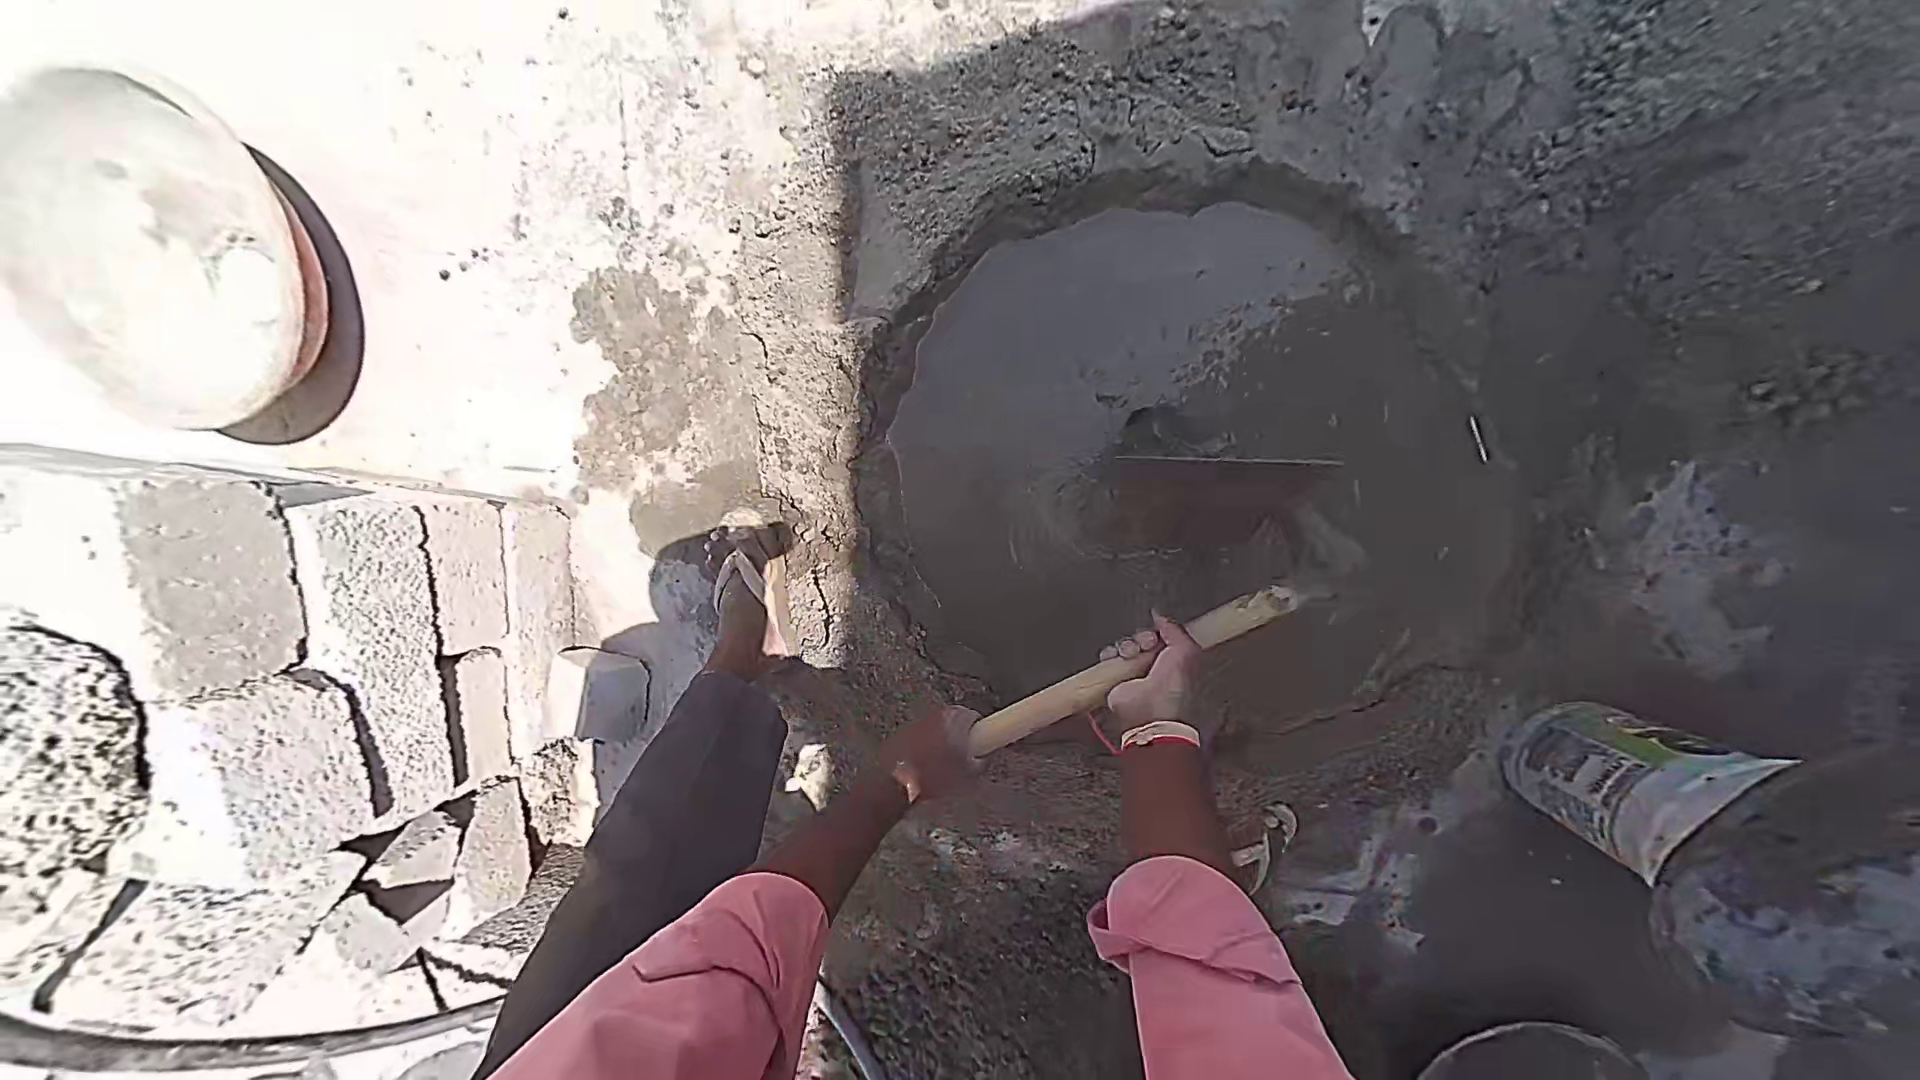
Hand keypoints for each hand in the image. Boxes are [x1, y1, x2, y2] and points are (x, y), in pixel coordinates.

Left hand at [882, 705, 981, 803]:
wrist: (897, 781)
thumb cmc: (934, 776)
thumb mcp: (970, 773)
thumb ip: (982, 760)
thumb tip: (983, 756)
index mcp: (956, 718)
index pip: (975, 718)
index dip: (980, 734)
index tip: (979, 746)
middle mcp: (937, 713)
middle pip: (956, 722)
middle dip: (960, 738)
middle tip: (961, 760)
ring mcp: (919, 721)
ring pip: (938, 729)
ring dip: (942, 742)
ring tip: (941, 766)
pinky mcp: (904, 731)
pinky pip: (921, 737)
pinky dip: (924, 747)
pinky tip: (924, 767)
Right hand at [1102, 613, 1204, 734]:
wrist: (1150, 711)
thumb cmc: (1173, 688)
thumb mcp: (1186, 651)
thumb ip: (1175, 629)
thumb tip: (1159, 615)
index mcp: (1172, 659)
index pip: (1160, 635)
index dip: (1157, 631)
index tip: (1157, 635)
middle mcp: (1153, 665)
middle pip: (1141, 637)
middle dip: (1142, 638)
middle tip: (1146, 646)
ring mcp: (1134, 672)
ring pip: (1125, 645)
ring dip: (1127, 646)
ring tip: (1131, 656)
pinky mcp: (1115, 678)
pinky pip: (1109, 657)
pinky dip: (1110, 655)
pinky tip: (1117, 659)